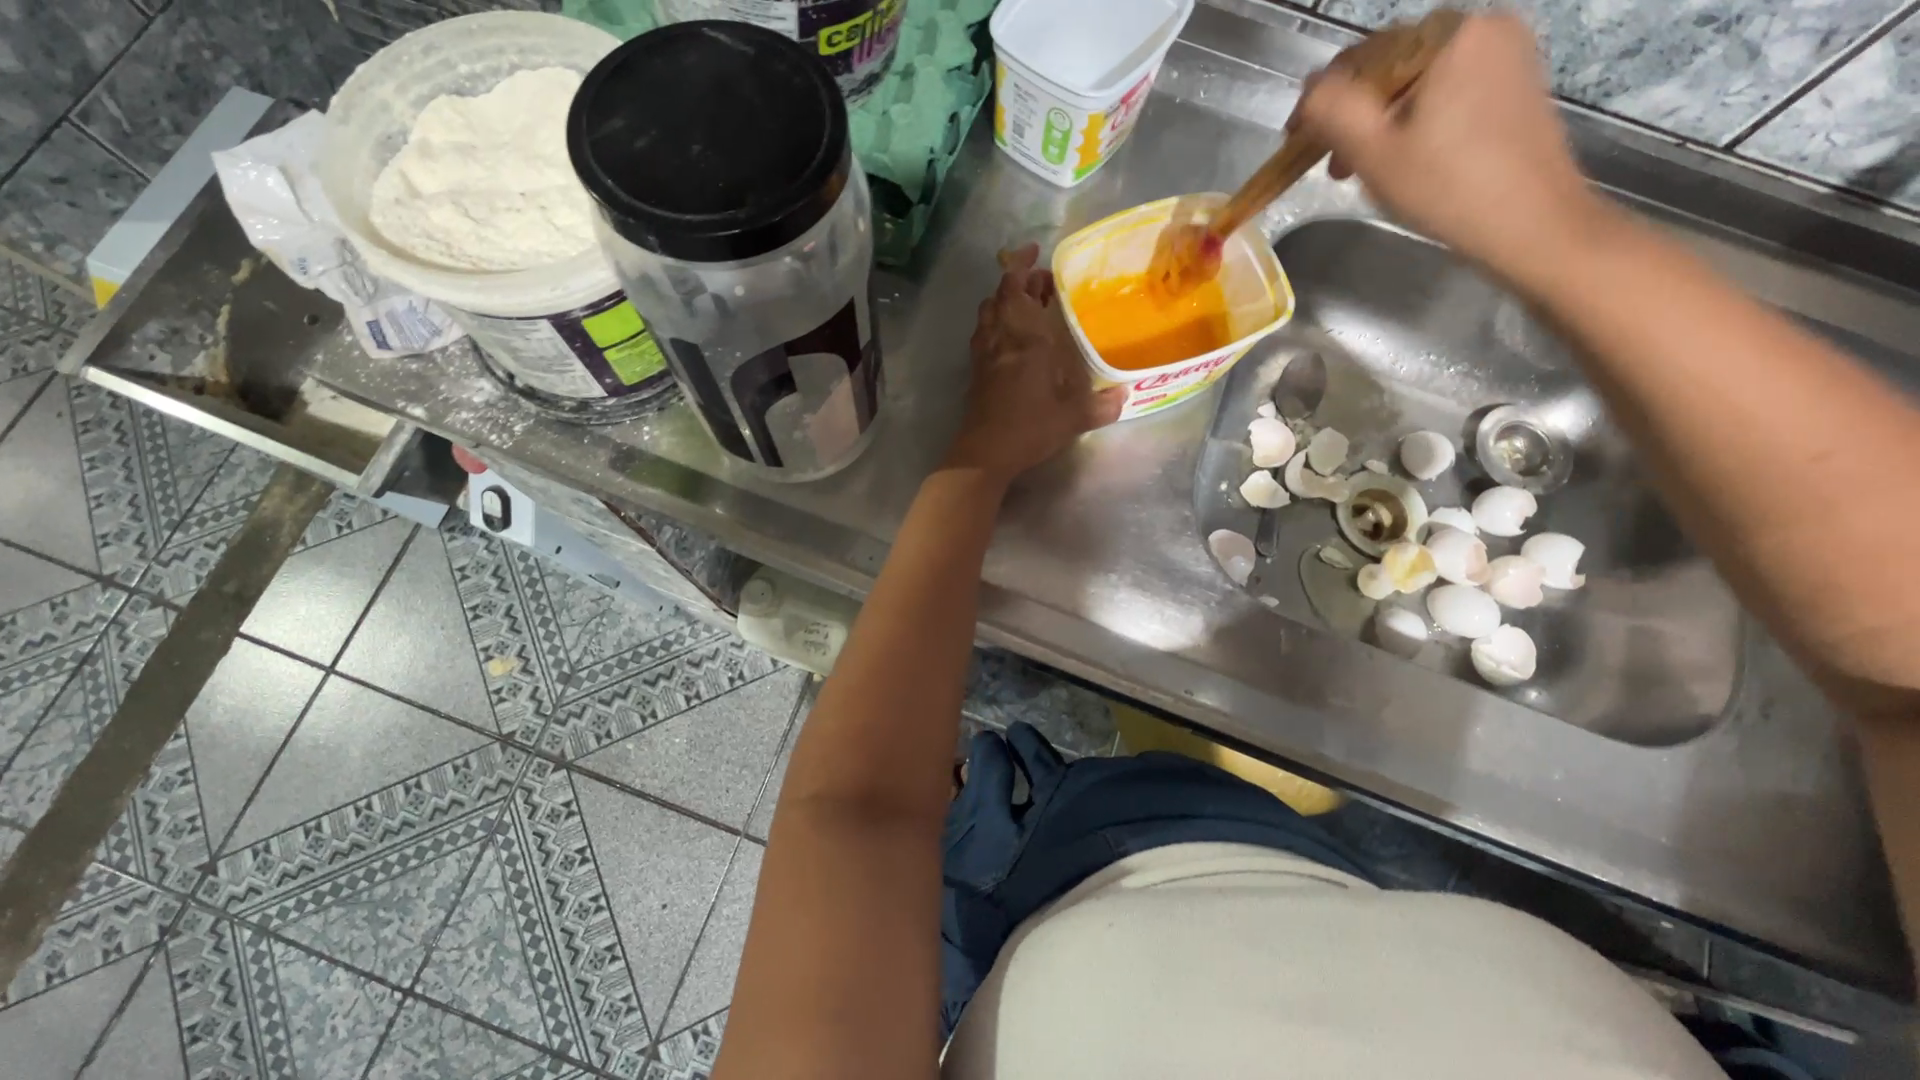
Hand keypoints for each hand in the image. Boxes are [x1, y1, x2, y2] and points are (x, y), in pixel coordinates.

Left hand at [944, 245, 1125, 481]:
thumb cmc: (1030, 427)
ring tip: (1029, 307)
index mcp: (1025, 337)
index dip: (1022, 265)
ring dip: (1005, 302)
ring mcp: (984, 354)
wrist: (984, 453)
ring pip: (988, 312)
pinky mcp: (975, 372)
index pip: (1015, 287)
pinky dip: (997, 325)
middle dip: (1020, 282)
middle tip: (1044, 286)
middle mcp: (1000, 337)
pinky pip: (984, 334)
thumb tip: (1125, 395)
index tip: (1035, 253)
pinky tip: (1013, 340)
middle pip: (1001, 294)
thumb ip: (1101, 404)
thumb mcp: (1073, 417)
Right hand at [1289, 14, 1620, 281]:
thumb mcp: (1372, 151)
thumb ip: (1330, 108)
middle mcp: (1485, 27)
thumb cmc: (1448, 188)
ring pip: (1420, 81)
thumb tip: (1311, 88)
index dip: (1323, 99)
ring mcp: (1509, 54)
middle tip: (1333, 164)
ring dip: (1384, 121)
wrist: (1536, 225)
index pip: (1363, 55)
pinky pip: (1450, 92)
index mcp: (1449, 33)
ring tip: (1365, 169)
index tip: (1297, 142)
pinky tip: (1407, 159)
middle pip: (1393, 65)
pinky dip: (1419, 120)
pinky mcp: (1518, 85)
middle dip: (1356, 113)